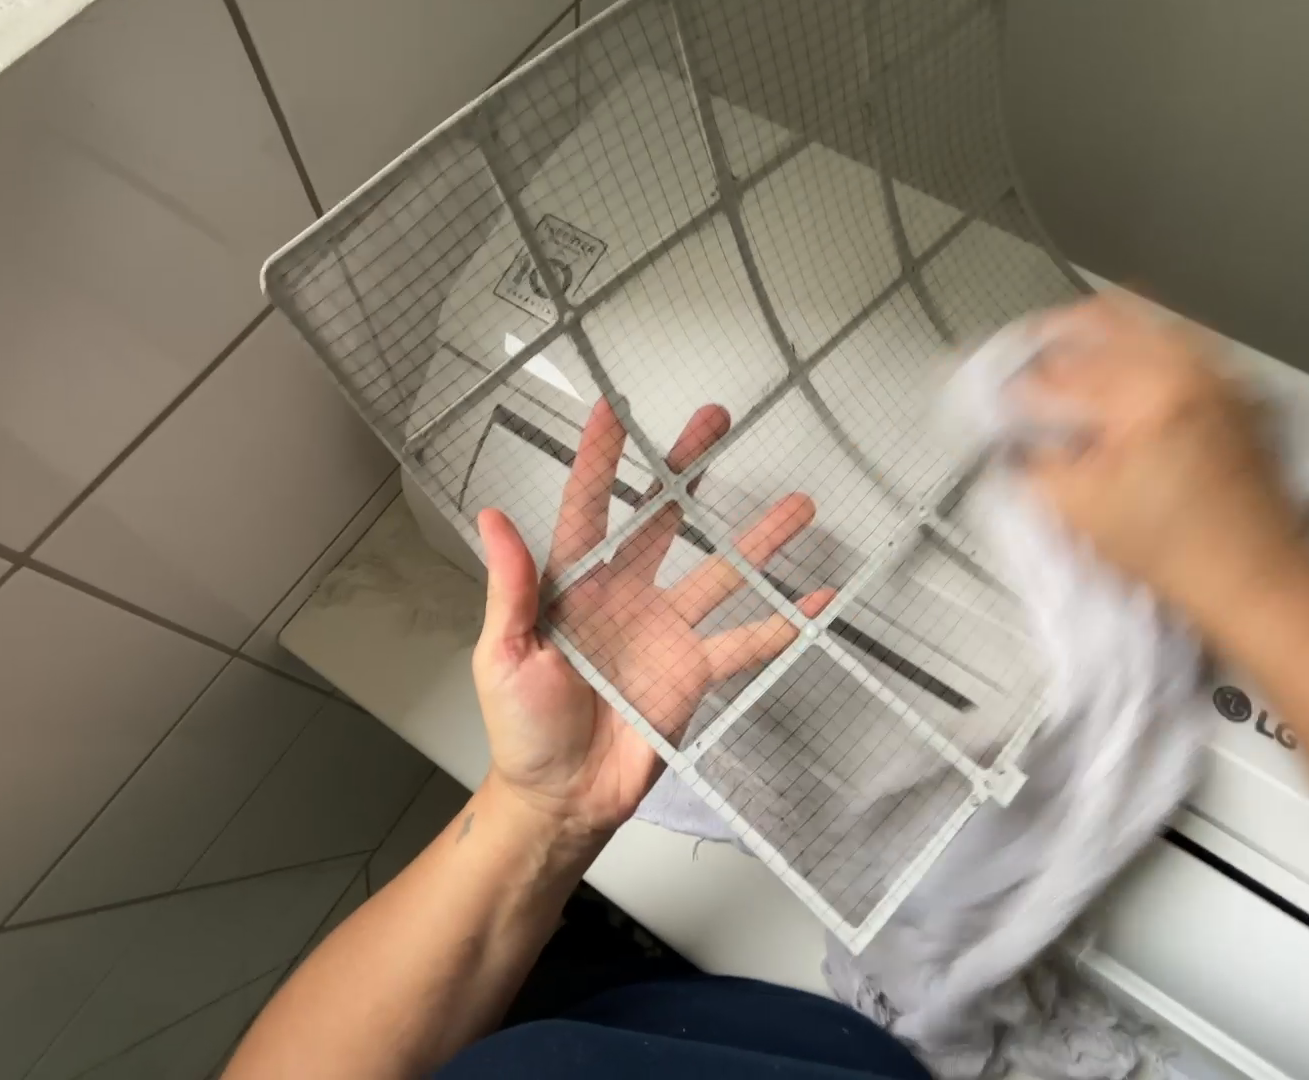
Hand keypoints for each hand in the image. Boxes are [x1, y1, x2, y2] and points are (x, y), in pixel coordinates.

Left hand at [472, 400, 831, 835]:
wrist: (564, 796)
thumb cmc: (522, 725)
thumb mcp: (505, 654)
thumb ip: (512, 589)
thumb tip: (491, 517)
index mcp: (574, 587)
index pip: (587, 509)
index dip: (599, 460)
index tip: (612, 410)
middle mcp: (624, 596)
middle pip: (661, 520)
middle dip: (686, 470)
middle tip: (716, 420)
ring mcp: (665, 631)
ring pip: (719, 573)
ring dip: (758, 542)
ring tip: (799, 505)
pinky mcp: (694, 671)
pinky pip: (745, 641)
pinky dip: (782, 623)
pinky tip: (817, 600)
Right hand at [1020, 295, 1308, 623]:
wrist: (1253, 576)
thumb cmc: (1166, 547)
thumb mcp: (1075, 507)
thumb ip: (1034, 462)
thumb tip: (1017, 439)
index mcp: (1147, 394)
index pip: (1060, 373)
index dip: (1017, 389)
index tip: (996, 402)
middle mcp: (1191, 371)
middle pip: (1109, 319)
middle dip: (1057, 339)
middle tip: (1024, 355)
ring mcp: (1222, 378)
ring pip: (1148, 326)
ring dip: (1099, 340)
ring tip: (1066, 362)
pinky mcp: (1238, 395)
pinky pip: (1179, 349)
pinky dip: (1138, 352)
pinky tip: (1115, 380)